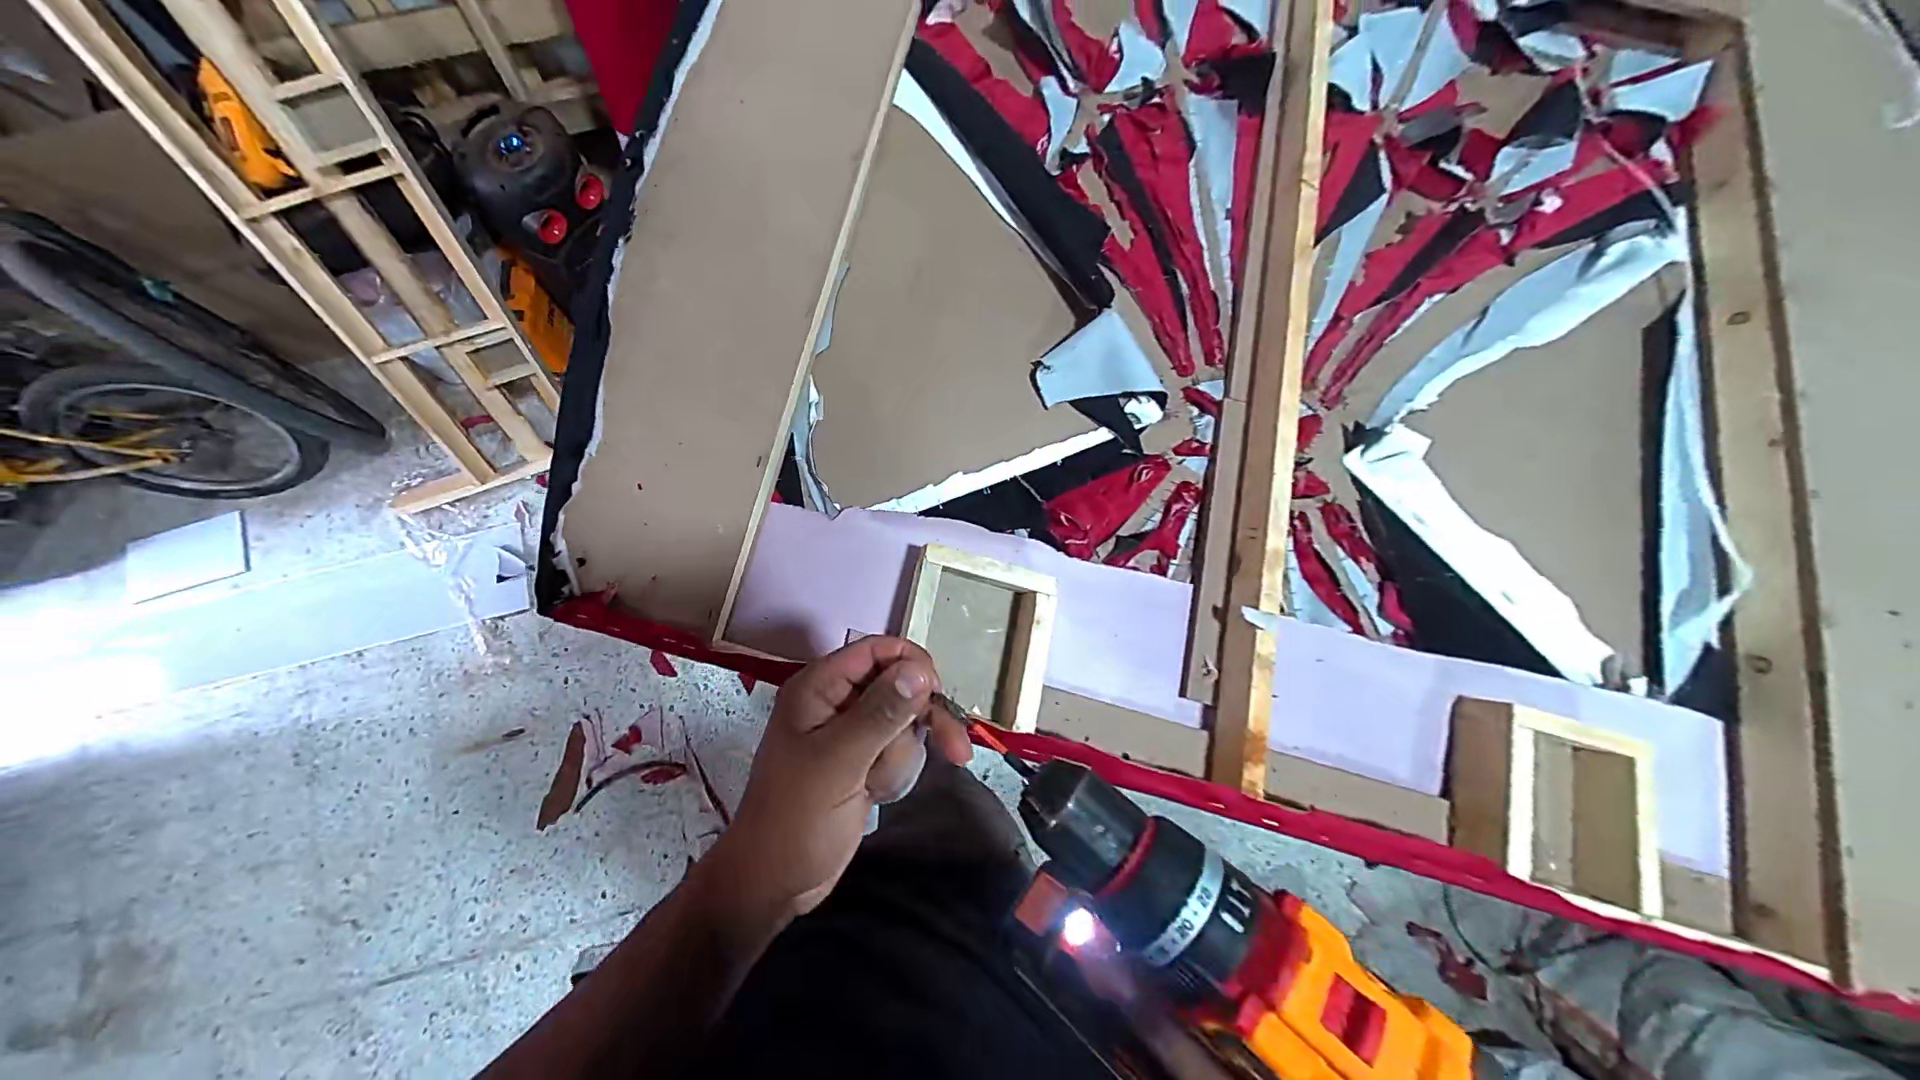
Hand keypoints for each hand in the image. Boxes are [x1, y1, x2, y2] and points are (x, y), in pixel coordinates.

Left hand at [703, 638, 973, 919]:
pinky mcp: (863, 758)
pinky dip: (897, 770)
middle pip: (901, 684)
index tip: (937, 697)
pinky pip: (900, 748)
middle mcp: (837, 700)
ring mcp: (851, 731)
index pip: (878, 650)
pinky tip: (876, 794)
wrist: (776, 882)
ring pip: (905, 720)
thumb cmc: (795, 819)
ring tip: (875, 785)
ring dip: (902, 755)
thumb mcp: (839, 762)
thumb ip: (880, 713)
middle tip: (955, 750)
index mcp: (819, 687)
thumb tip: (921, 670)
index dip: (913, 665)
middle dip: (919, 720)